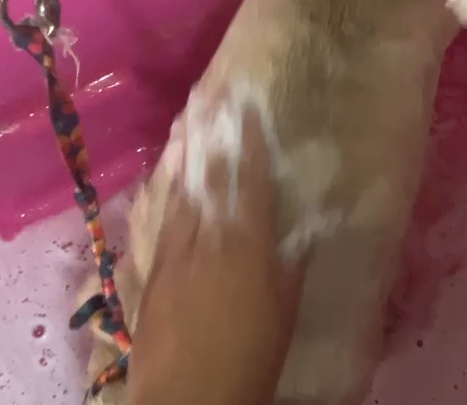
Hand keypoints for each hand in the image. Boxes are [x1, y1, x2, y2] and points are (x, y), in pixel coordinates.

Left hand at [125, 108, 306, 404]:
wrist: (190, 398)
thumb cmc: (253, 352)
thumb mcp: (286, 304)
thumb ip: (296, 256)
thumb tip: (313, 218)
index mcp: (248, 242)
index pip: (248, 177)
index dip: (247, 137)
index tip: (246, 104)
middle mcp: (209, 236)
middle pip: (208, 173)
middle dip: (210, 131)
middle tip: (208, 93)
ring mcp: (176, 251)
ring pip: (180, 188)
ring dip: (184, 149)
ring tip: (186, 115)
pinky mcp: (153, 269)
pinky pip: (160, 216)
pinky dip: (163, 186)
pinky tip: (163, 168)